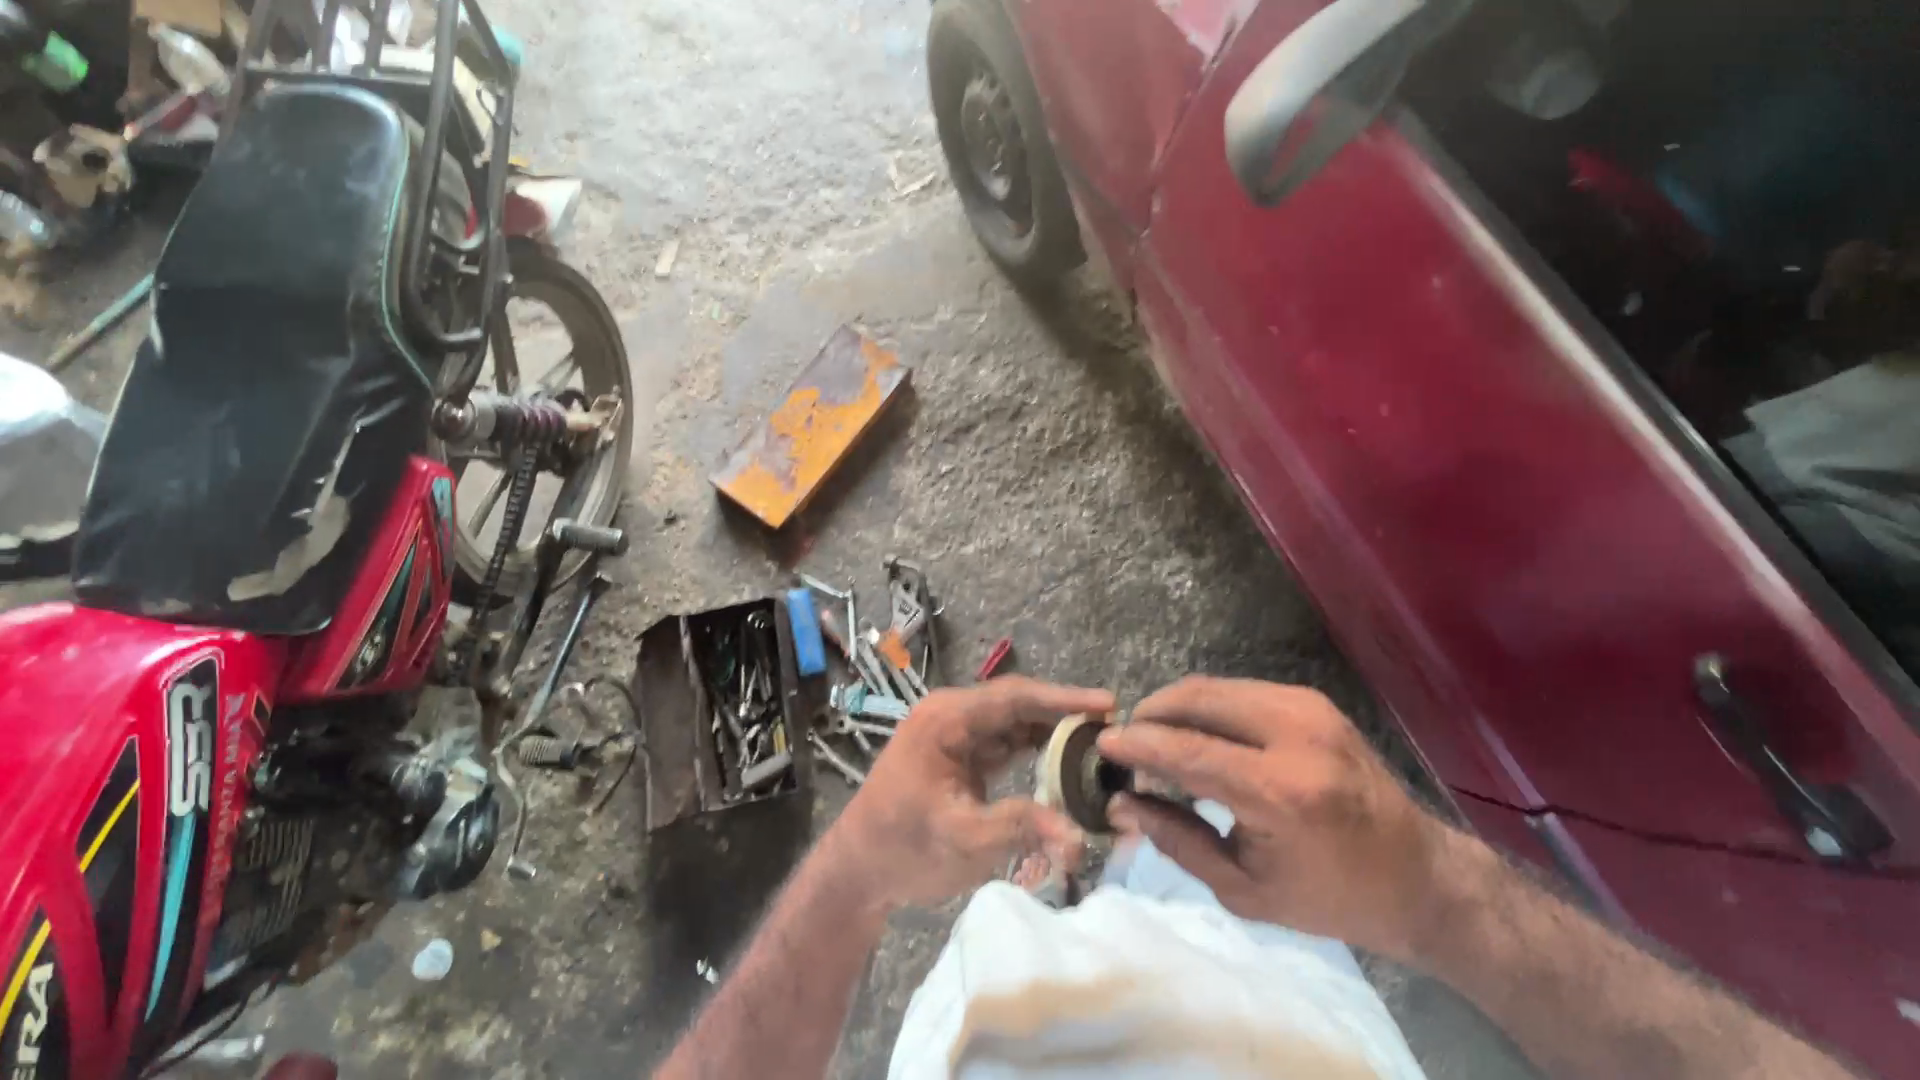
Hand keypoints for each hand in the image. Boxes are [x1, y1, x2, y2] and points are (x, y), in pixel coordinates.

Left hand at [822, 677, 1112, 913]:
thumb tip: (1077, 838)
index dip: (1063, 699)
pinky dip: (1039, 753)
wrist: (861, 870)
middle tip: (1115, 729)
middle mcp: (953, 717)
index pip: (1014, 698)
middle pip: (1020, 706)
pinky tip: (1071, 765)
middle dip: (1066, 715)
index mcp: (946, 719)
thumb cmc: (903, 847)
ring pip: (1018, 725)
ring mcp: (958, 737)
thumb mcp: (962, 838)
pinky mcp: (964, 758)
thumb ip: (1020, 828)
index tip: (1108, 704)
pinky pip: (1010, 746)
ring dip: (1055, 734)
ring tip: (1103, 745)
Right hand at [1097, 676, 1451, 959]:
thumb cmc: (1329, 897)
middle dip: (1151, 714)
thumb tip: (1121, 804)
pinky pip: (1240, 690)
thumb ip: (1176, 840)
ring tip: (1156, 739)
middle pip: (1198, 699)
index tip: (1101, 745)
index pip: (1188, 750)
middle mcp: (1297, 735)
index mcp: (1281, 791)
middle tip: (1127, 743)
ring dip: (1176, 707)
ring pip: (1216, 686)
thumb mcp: (1243, 888)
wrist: (1418, 876)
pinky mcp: (1315, 702)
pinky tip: (1196, 733)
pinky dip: (1206, 706)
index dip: (1139, 745)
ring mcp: (1310, 709)